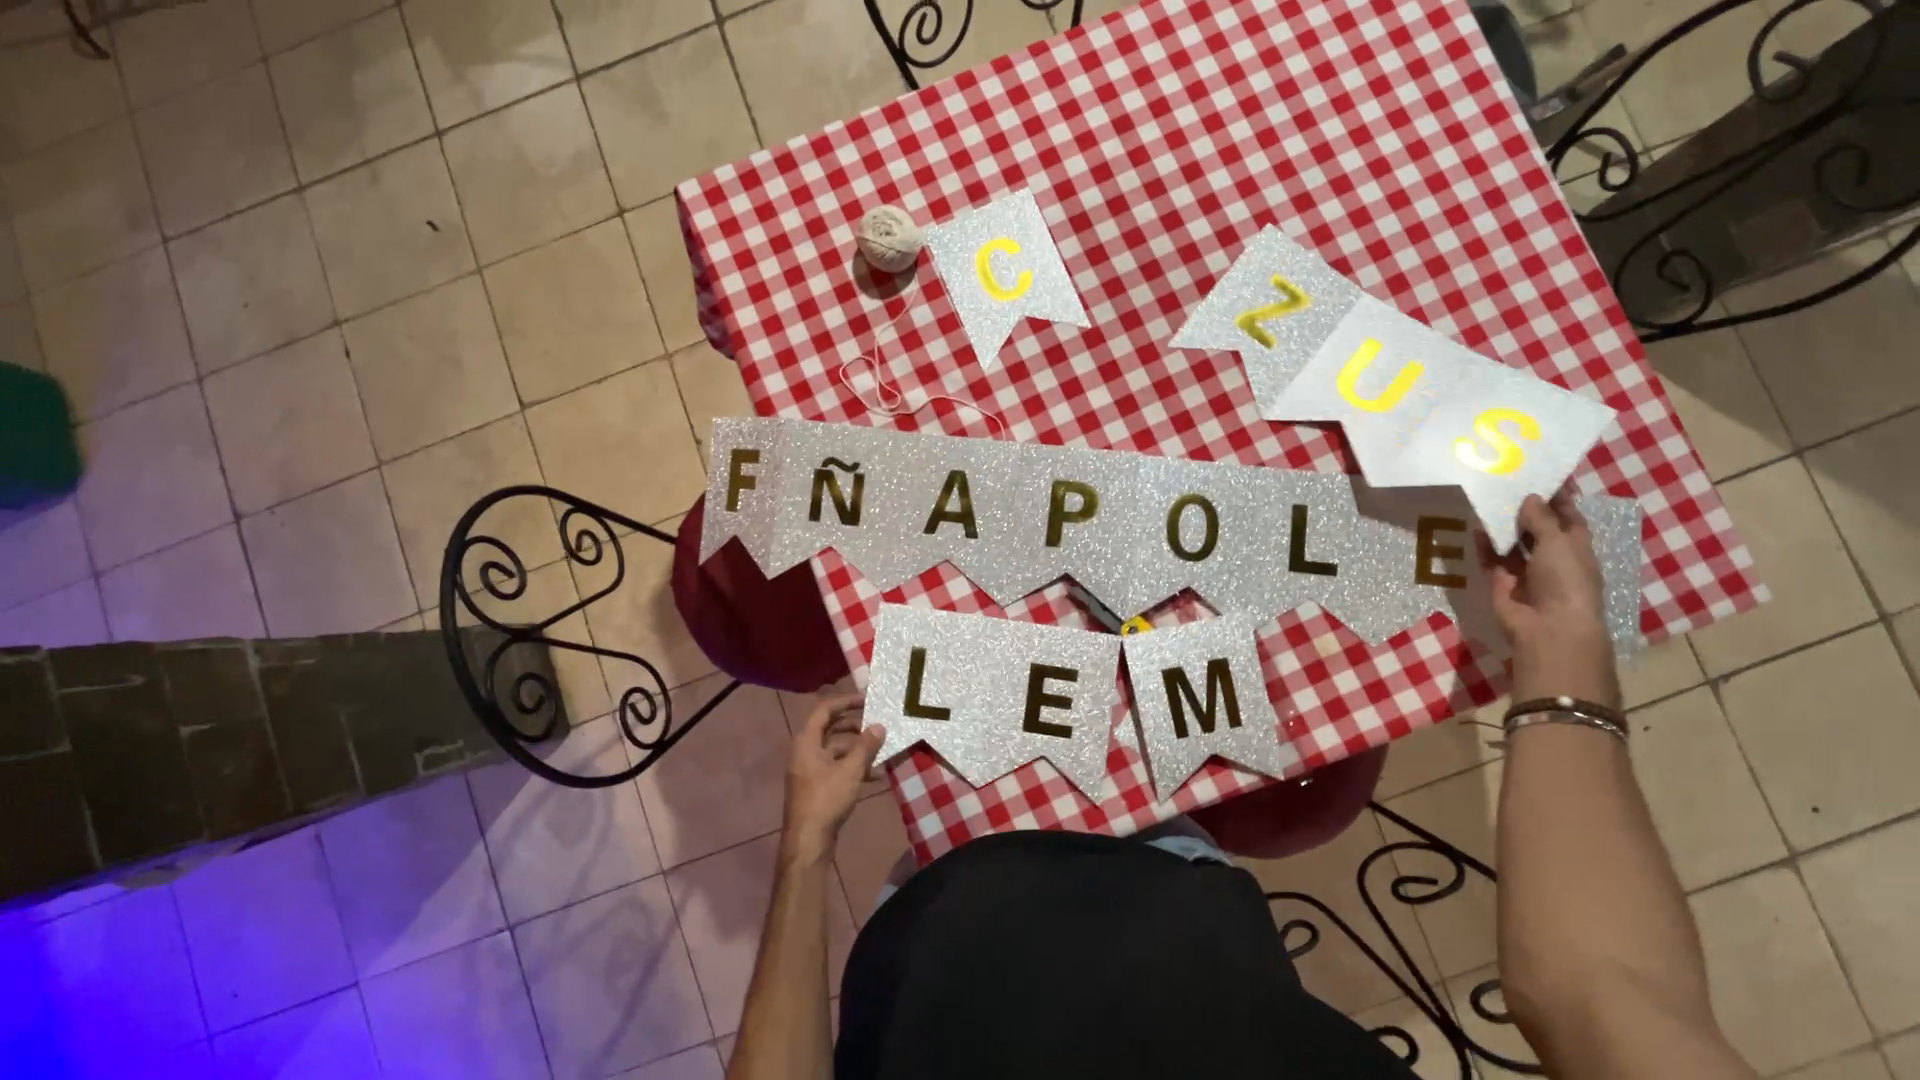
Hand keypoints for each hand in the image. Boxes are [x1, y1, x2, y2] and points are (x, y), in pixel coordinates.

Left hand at [781, 695, 885, 866]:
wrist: (808, 840)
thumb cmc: (826, 799)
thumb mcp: (850, 770)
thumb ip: (866, 746)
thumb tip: (879, 725)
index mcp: (806, 741)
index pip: (825, 710)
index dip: (846, 701)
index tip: (868, 700)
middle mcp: (805, 752)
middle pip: (830, 729)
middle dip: (855, 726)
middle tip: (877, 724)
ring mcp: (809, 770)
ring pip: (835, 750)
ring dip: (857, 749)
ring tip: (881, 751)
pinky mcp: (816, 787)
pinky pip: (836, 767)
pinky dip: (853, 767)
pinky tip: (874, 775)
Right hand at [1479, 491, 1621, 709]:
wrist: (1548, 627)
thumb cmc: (1565, 580)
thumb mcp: (1557, 542)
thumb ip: (1540, 518)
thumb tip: (1529, 497)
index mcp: (1576, 547)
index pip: (1568, 516)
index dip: (1558, 496)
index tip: (1543, 473)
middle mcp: (1552, 557)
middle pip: (1537, 527)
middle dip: (1525, 508)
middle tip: (1505, 481)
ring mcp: (1526, 571)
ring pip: (1512, 542)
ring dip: (1502, 525)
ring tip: (1487, 499)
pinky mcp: (1502, 583)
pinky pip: (1492, 559)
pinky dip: (1484, 545)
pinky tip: (1475, 527)